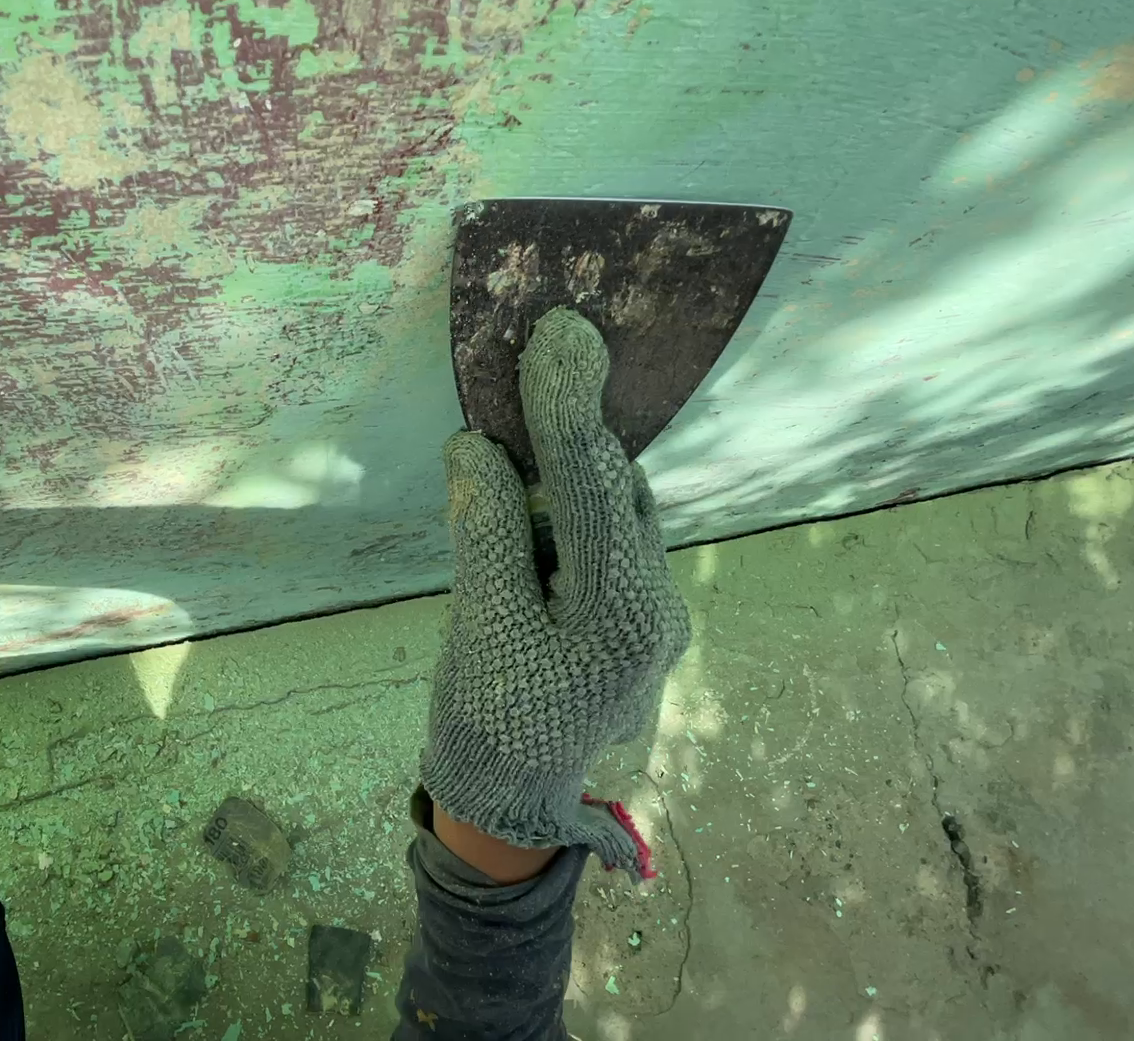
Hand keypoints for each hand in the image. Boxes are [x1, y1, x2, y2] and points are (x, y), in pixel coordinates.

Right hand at [421, 307, 689, 877]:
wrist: (510, 798)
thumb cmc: (489, 721)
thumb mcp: (479, 628)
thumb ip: (485, 535)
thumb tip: (477, 449)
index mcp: (623, 615)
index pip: (594, 490)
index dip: (569, 409)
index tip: (559, 334)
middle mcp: (656, 606)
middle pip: (616, 491)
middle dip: (577, 423)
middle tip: (546, 354)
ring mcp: (651, 612)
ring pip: (616, 511)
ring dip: (576, 460)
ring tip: (534, 415)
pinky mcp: (631, 615)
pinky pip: (606, 537)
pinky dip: (573, 500)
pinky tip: (541, 486)